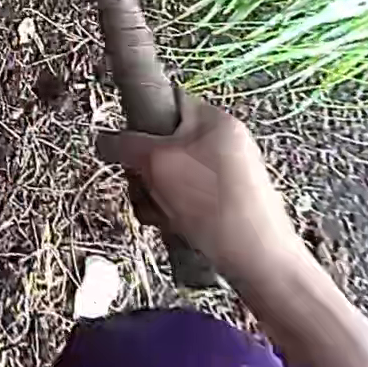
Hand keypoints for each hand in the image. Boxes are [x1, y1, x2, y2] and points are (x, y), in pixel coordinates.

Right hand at [95, 94, 308, 285]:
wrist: (265, 268)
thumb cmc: (212, 202)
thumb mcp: (155, 162)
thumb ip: (123, 143)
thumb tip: (102, 140)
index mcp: (215, 120)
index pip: (165, 98)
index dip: (140, 117)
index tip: (129, 141)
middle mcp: (224, 142)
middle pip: (161, 140)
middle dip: (144, 165)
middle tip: (145, 183)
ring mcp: (229, 174)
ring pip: (169, 171)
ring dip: (154, 191)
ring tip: (161, 211)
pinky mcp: (229, 203)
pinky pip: (185, 195)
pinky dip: (172, 208)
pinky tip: (174, 224)